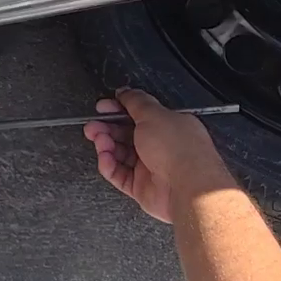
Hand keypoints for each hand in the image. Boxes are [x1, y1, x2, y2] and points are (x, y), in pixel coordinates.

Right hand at [84, 89, 236, 222]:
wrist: (187, 188)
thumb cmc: (179, 151)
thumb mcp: (153, 114)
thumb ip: (135, 101)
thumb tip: (125, 91)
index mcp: (169, 126)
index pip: (138, 114)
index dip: (118, 109)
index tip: (103, 107)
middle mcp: (161, 147)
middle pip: (126, 134)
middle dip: (106, 128)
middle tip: (93, 126)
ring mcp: (151, 168)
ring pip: (120, 154)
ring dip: (106, 145)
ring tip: (100, 141)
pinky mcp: (142, 187)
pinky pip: (119, 174)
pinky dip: (109, 166)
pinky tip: (105, 158)